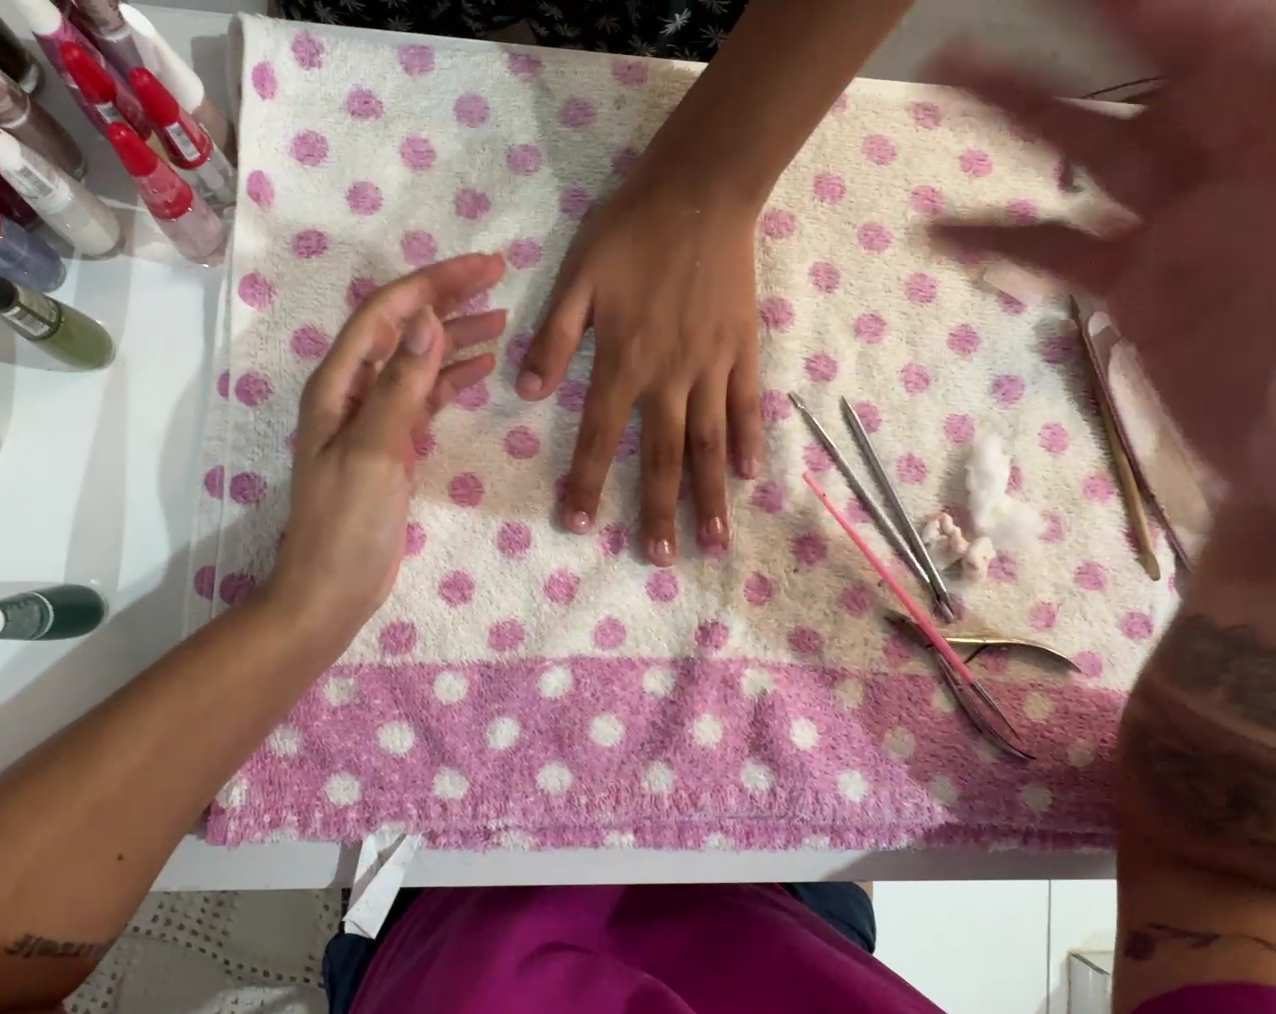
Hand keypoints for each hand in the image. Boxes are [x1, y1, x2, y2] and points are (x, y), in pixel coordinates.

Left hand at [270, 254, 507, 642]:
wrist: (332, 589)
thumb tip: (426, 320)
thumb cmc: (345, 524)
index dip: (435, 284)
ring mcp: (374, 418)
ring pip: (419, 361)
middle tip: (499, 278)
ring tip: (502, 320)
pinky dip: (452, 380)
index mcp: (339, 384)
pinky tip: (482, 368)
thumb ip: (400, 386)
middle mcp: (353, 391)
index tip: (484, 268)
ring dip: (455, 337)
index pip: (388, 313)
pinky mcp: (392, 445)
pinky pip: (425, 398)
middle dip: (448, 299)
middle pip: (404, 329)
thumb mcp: (373, 452)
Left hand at [518, 175, 763, 566]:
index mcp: (621, 363)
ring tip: (714, 542)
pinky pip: (747, 405)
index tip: (579, 526)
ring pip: (709, 443)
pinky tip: (750, 476)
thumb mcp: (576, 277)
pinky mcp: (743, 351)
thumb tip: (526, 391)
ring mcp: (711, 367)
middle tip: (660, 559)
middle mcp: (668, 378)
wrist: (700, 191)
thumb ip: (554, 337)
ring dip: (710, 495)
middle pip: (661, 457)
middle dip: (658, 511)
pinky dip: (749, 442)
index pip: (598, 438)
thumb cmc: (630, 233)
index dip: (587, 484)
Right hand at [933, 0, 1275, 542]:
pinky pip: (1064, 244)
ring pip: (1110, 148)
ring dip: (1032, 112)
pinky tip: (942, 231)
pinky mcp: (1144, 282)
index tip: (1125, 2)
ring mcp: (1200, 231)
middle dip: (1111, 35)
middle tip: (1022, 7)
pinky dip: (1004, 234)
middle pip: (1195, 80)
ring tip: (949, 81)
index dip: (1231, 19)